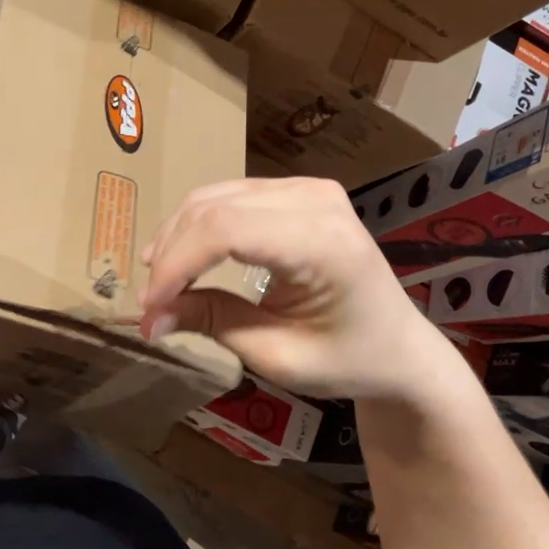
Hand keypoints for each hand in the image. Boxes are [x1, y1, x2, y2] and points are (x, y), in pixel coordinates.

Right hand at [138, 178, 438, 401]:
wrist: (399, 348)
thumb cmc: (347, 359)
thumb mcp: (276, 355)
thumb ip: (212, 322)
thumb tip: (149, 319)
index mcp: (323, 244)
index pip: (225, 230)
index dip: (176, 264)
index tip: (151, 308)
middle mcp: (316, 200)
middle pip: (213, 208)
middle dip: (171, 254)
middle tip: (151, 304)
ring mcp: (308, 188)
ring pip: (213, 197)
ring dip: (176, 237)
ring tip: (158, 282)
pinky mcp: (297, 190)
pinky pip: (229, 196)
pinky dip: (196, 226)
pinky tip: (179, 255)